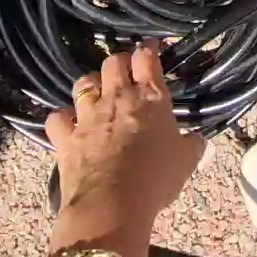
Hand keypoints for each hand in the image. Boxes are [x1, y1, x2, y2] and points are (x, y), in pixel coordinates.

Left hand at [44, 43, 204, 256]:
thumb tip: (198, 139)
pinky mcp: (66, 137)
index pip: (146, 56)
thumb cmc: (155, 179)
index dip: (148, 49)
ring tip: (97, 94)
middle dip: (120, 62)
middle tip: (126, 74)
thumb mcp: (186, 161)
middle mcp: (118, 97)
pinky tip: (69, 125)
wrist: (112, 207)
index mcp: (150, 96)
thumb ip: (193, 144)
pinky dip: (63, 119)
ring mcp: (88, 115)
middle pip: (114, 61)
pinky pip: (57, 118)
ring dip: (91, 84)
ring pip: (84, 82)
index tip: (151, 49)